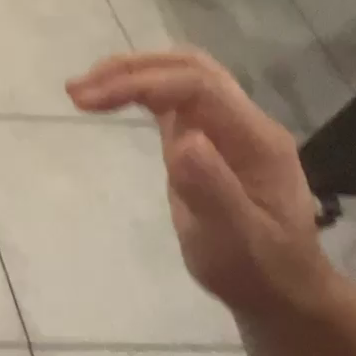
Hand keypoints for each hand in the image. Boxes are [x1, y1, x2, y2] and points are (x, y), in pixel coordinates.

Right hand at [66, 49, 333, 314]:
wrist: (279, 288)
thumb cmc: (254, 266)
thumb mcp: (232, 237)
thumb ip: (210, 189)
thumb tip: (181, 141)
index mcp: (253, 140)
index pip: (195, 86)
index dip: (138, 85)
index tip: (85, 103)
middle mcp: (243, 124)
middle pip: (190, 67)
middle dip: (131, 69)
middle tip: (77, 90)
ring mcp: (226, 130)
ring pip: (181, 77)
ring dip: (131, 74)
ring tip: (81, 91)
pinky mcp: (205, 141)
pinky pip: (174, 100)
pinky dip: (137, 92)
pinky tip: (107, 101)